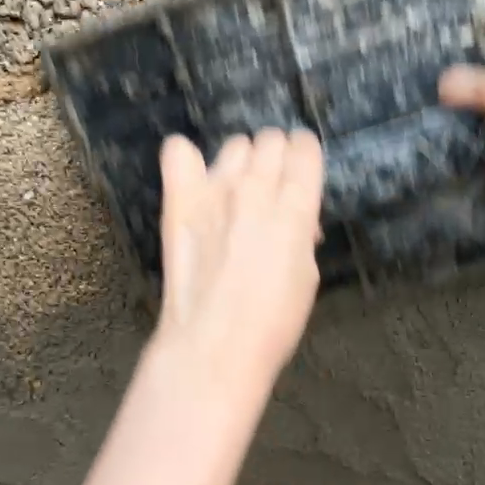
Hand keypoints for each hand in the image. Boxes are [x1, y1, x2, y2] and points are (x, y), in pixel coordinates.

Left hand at [151, 128, 323, 387]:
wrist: (215, 343)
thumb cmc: (271, 321)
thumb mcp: (306, 274)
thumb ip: (300, 232)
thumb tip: (294, 220)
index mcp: (296, 207)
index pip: (304, 148)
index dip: (303, 157)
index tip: (299, 172)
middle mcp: (256, 188)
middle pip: (269, 141)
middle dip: (275, 159)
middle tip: (269, 188)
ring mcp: (214, 190)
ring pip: (235, 145)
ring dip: (241, 161)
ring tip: (235, 189)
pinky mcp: (179, 199)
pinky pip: (178, 151)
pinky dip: (187, 158)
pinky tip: (194, 178)